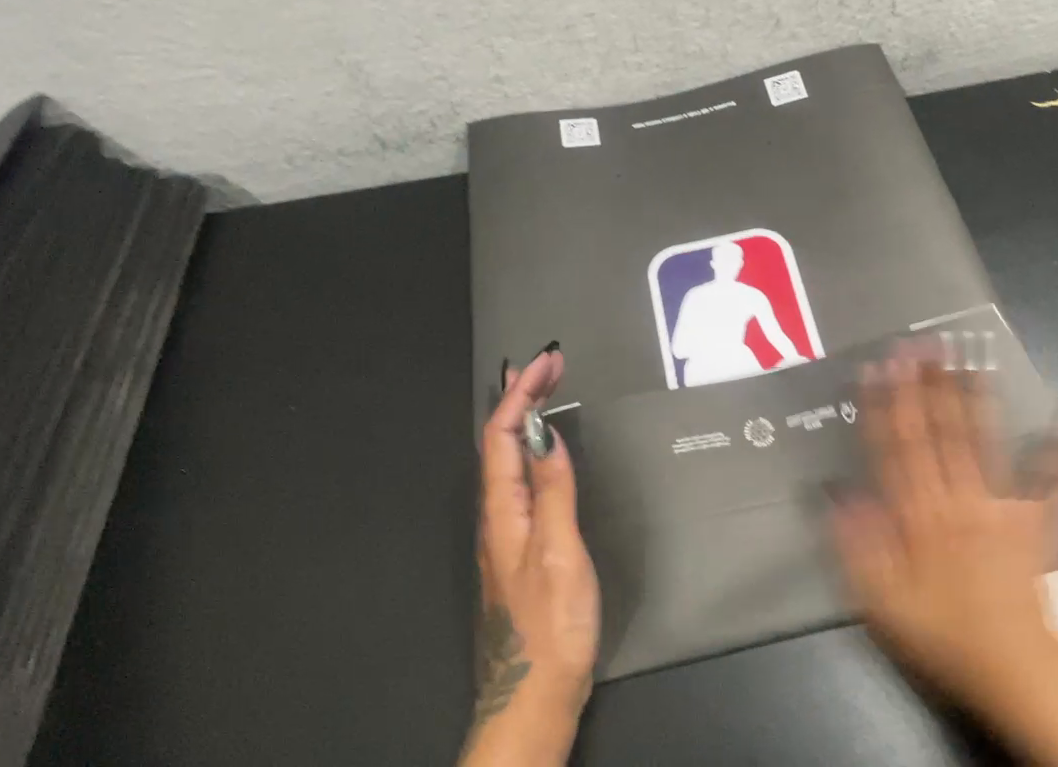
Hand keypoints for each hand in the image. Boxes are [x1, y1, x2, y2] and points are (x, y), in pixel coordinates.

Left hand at [460, 348, 599, 765]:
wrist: (534, 697)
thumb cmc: (551, 626)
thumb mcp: (559, 553)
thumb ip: (553, 492)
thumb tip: (548, 436)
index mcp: (502, 510)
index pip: (504, 435)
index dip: (522, 392)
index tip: (548, 359)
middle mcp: (497, 516)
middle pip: (502, 444)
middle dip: (523, 397)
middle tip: (552, 365)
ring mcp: (506, 534)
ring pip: (509, 461)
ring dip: (526, 420)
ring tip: (547, 392)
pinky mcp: (520, 549)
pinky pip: (521, 482)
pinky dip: (534, 452)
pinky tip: (548, 455)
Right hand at [831, 347, 1057, 766]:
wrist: (1015, 669)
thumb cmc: (942, 633)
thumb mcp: (880, 602)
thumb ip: (857, 545)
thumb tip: (839, 491)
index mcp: (919, 516)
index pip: (896, 449)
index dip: (884, 406)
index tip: (878, 366)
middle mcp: (959, 499)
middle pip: (940, 434)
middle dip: (928, 386)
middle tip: (923, 343)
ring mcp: (1002, 507)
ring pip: (985, 443)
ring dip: (976, 399)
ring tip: (970, 358)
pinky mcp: (1039, 521)